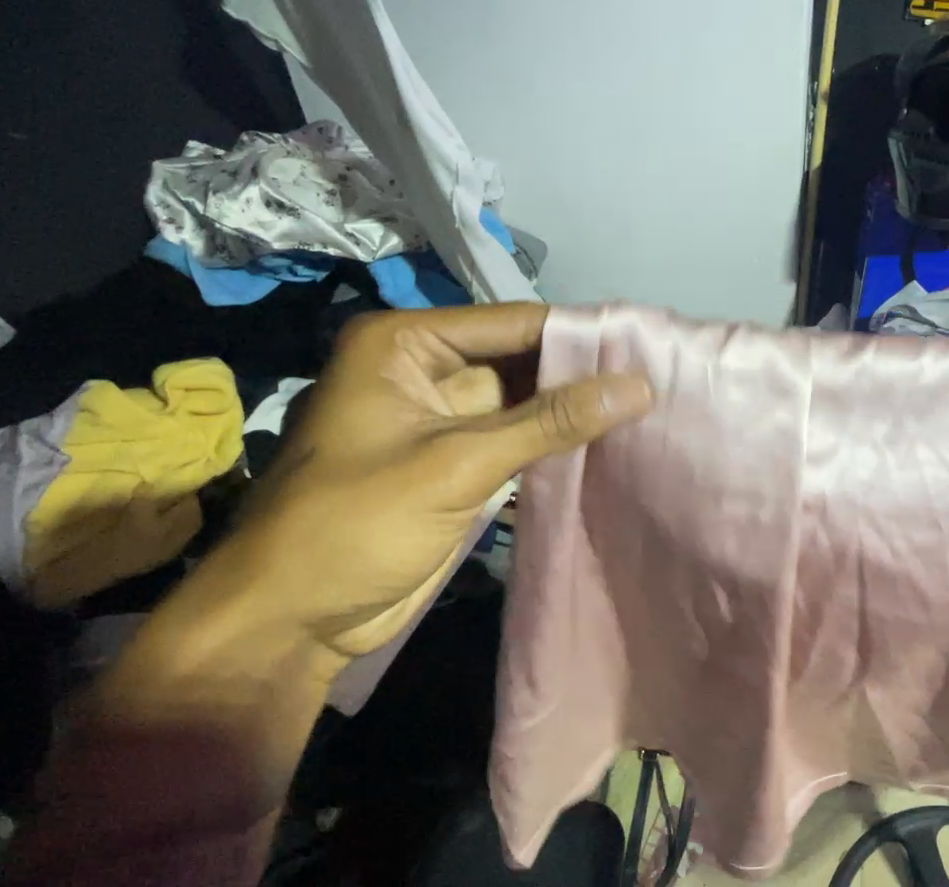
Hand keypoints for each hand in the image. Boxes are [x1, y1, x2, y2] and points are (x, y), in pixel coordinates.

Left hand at [216, 304, 653, 656]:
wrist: (289, 623)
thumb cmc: (353, 525)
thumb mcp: (457, 464)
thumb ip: (550, 422)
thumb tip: (639, 387)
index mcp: (404, 345)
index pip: (514, 324)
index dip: (581, 335)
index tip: (650, 344)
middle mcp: (425, 369)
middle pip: (524, 358)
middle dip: (584, 372)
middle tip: (660, 376)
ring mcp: (444, 419)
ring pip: (528, 400)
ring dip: (578, 409)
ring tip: (652, 406)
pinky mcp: (460, 462)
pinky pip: (523, 438)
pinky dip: (561, 442)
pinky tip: (616, 441)